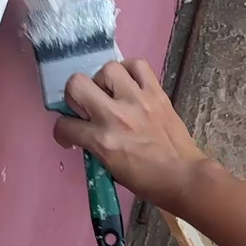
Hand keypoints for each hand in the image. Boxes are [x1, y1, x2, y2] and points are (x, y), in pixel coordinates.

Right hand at [54, 59, 212, 210]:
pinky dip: (130, 70)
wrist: (182, 176)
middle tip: (87, 106)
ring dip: (103, 80)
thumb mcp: (109, 167)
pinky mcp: (156, 93)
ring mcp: (137, 100)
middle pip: (76, 84)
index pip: (65, 125)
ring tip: (111, 93)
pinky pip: (138, 65)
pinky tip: (130, 83)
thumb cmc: (145, 179)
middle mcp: (116, 116)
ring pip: (107, 69)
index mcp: (102, 141)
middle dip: (75, 95)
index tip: (71, 134)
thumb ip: (94, 143)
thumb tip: (85, 128)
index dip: (63, 130)